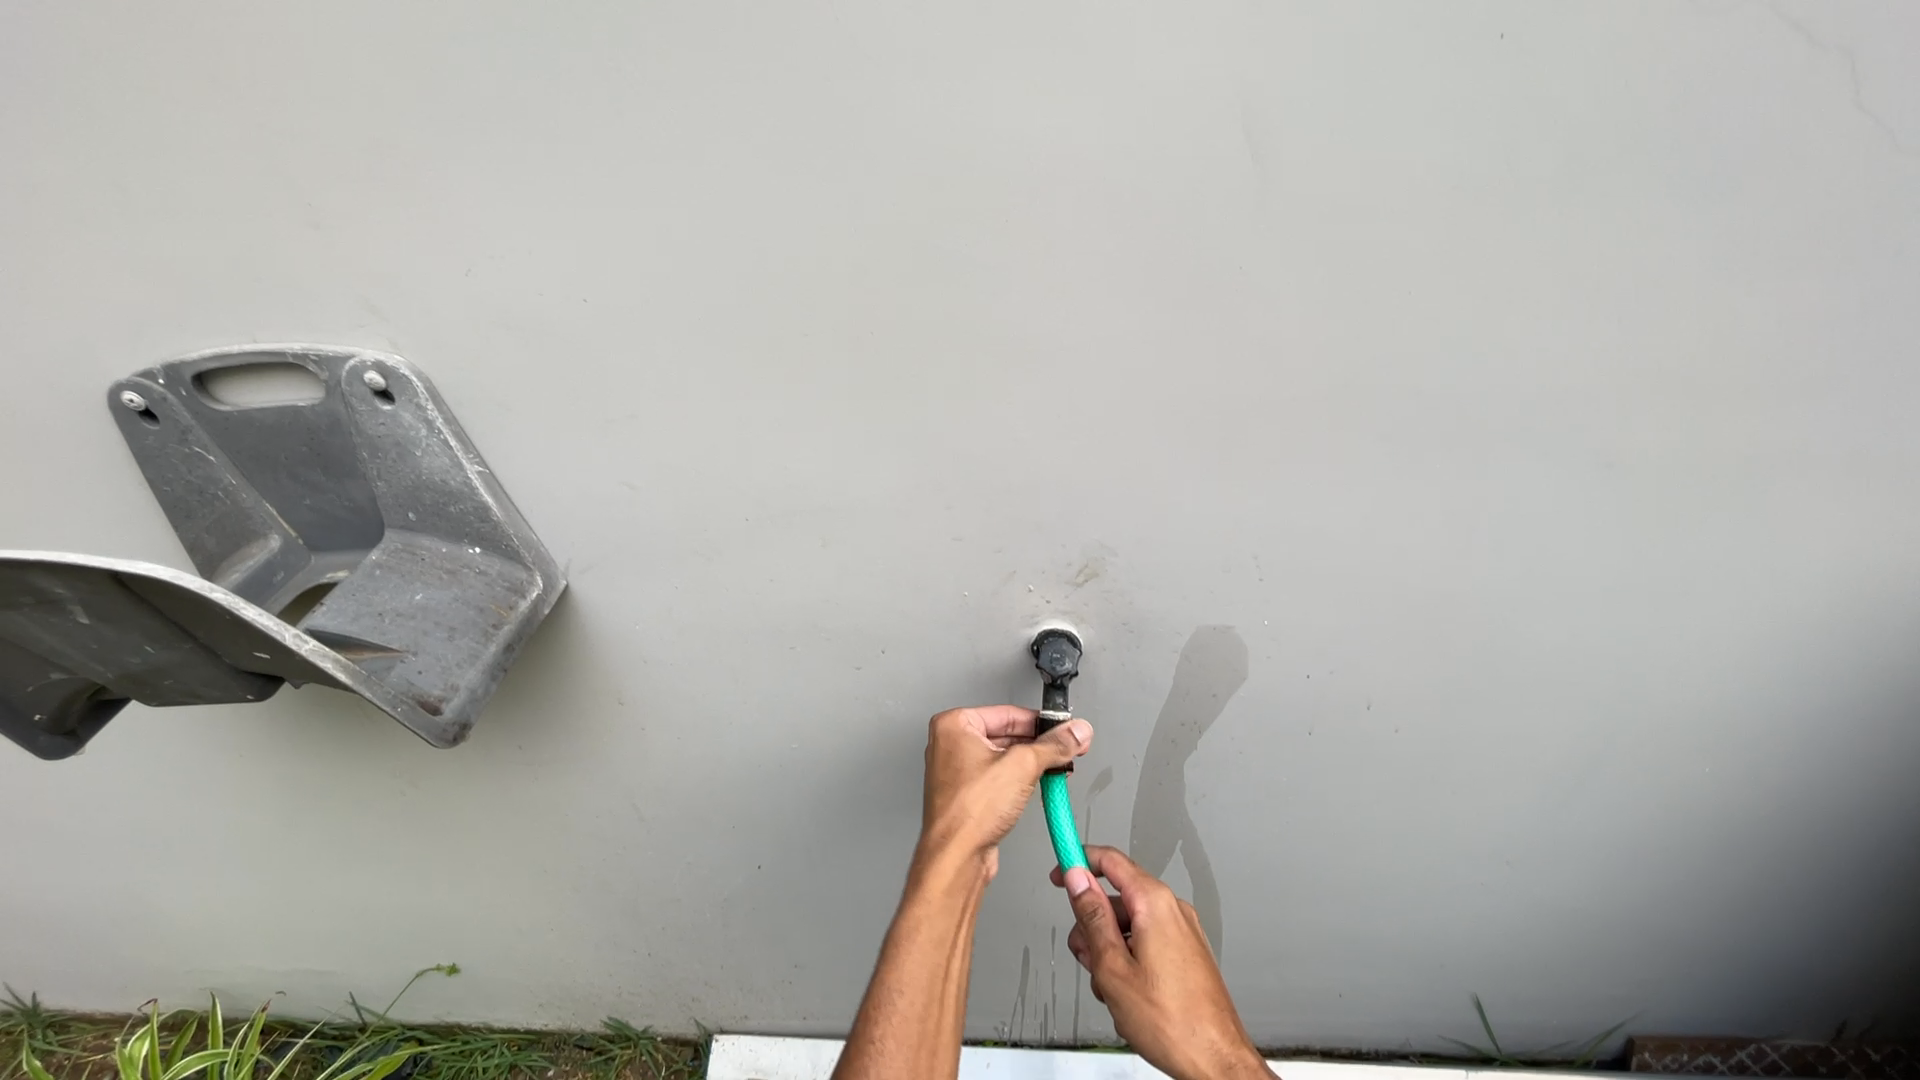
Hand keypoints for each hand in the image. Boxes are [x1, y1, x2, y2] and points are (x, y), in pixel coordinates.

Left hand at [918, 706, 1091, 877]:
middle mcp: (950, 744)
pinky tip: (1040, 784)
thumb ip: (1054, 745)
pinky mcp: (967, 793)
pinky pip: (1000, 776)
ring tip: (1057, 767)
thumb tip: (1074, 732)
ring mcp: (957, 770)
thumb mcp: (1023, 766)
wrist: (957, 857)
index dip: (1041, 721)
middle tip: (1066, 748)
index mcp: (953, 725)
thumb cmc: (968, 812)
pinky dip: (1021, 779)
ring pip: (1005, 756)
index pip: (1008, 713)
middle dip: (1039, 744)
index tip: (1064, 728)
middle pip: (1007, 733)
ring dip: (1033, 762)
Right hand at [1052, 846, 1269, 1079]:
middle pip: (1116, 896)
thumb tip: (1076, 879)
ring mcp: (1182, 930)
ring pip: (1128, 923)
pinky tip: (1125, 992)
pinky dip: (1128, 956)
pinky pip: (1146, 939)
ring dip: (1108, 948)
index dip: (1078, 862)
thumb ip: (1091, 916)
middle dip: (1092, 923)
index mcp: (1153, 903)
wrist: (1217, 1062)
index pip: (1109, 860)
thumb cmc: (1172, 1022)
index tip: (1058, 874)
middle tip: (1085, 956)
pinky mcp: (1186, 951)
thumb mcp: (1113, 967)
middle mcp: (1172, 908)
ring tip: (1109, 987)